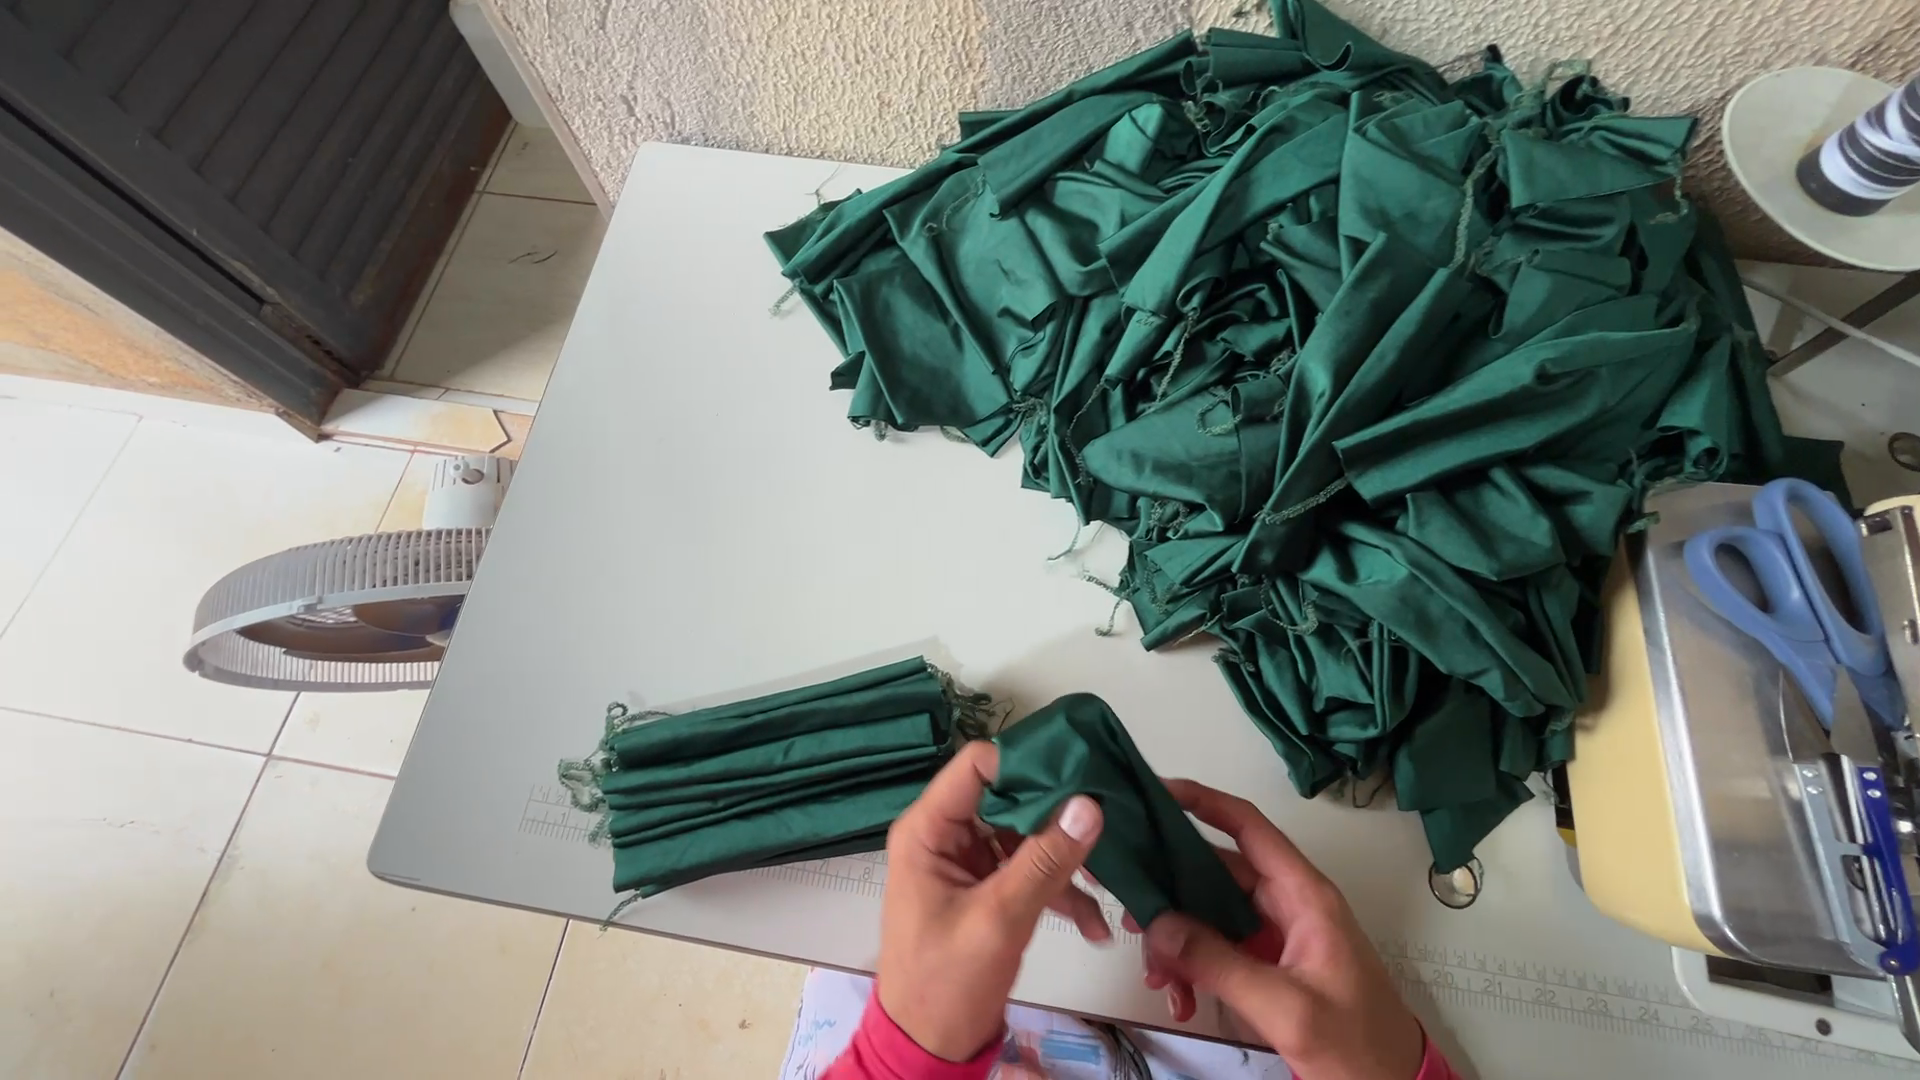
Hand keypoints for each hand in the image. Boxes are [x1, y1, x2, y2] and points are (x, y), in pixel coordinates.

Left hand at [877, 740, 1107, 1061]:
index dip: (1026, 762)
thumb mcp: (999, 919)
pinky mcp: (987, 888)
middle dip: (1057, 813)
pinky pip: (1028, 870)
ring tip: (1107, 881)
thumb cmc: (947, 983)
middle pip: (1008, 797)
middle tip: (1108, 818)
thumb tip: (1089, 804)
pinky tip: (1093, 924)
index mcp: (929, 828)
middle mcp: (946, 833)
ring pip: (1025, 834)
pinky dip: (1059, 892)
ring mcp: (968, 861)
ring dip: (1065, 859)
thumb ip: (1045, 861)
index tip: (1078, 772)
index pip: (977, 765)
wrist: (928, 1051)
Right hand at [1137, 779, 1423, 1079]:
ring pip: (1207, 911)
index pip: (1247, 826)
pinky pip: (1214, 947)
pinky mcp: (1265, 962)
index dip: (1202, 801)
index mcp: (1301, 893)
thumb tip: (1157, 926)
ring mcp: (1273, 932)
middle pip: (1214, 870)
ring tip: (1155, 973)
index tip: (1156, 792)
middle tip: (1131, 911)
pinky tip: (1179, 996)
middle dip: (1169, 890)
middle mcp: (1284, 902)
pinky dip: (1191, 967)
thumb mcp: (1289, 1009)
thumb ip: (1221, 964)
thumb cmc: (1358, 1046)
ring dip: (1175, 938)